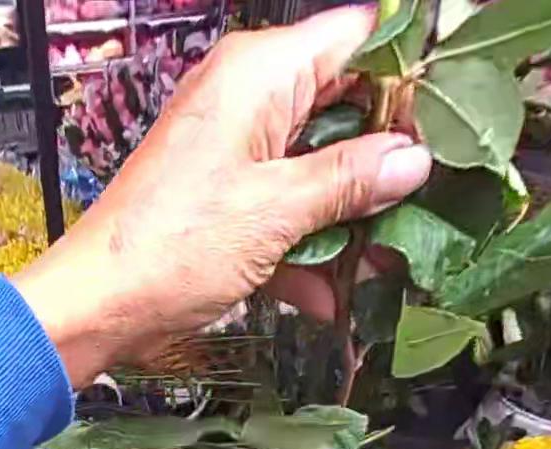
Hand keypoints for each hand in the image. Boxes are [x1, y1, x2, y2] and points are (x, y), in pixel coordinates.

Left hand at [12, 6, 432, 385]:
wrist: (106, 306)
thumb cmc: (173, 245)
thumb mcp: (273, 209)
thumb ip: (346, 181)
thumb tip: (412, 158)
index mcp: (259, 77)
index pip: (353, 41)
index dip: (404, 75)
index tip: (444, 123)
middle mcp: (251, 109)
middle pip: (342, 117)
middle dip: (384, 165)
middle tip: (426, 204)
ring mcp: (241, 163)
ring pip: (318, 178)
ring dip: (351, 223)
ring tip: (390, 264)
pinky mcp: (232, 212)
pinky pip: (287, 222)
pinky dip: (308, 259)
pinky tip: (330, 300)